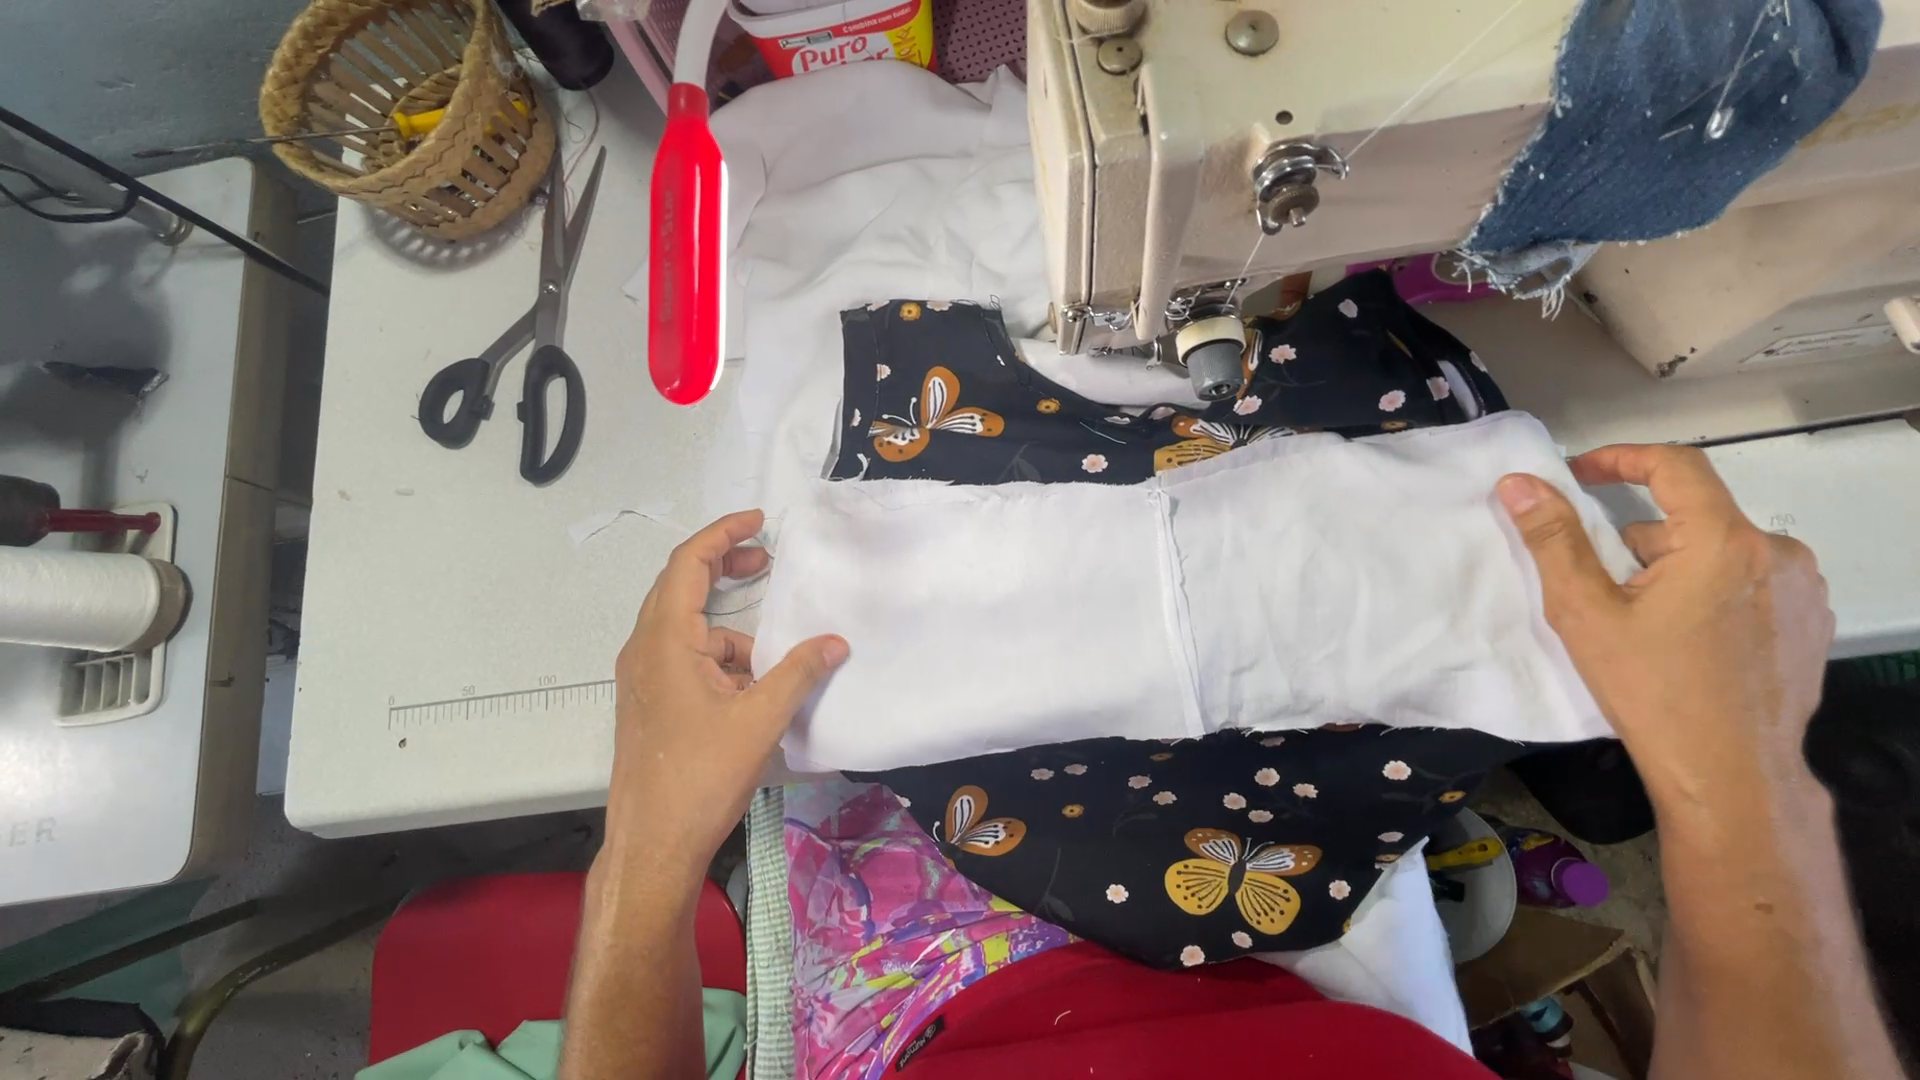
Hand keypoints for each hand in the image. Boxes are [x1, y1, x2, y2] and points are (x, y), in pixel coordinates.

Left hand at [607, 509, 847, 872]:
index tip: (759, 522)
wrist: (652, 845)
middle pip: (682, 588)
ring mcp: (645, 679)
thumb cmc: (700, 776)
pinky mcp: (652, 703)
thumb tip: (836, 641)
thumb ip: (799, 672)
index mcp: (665, 641)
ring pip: (691, 633)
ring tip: (773, 658)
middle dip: (726, 569)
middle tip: (766, 560)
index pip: (688, 564)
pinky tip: (753, 692)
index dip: (723, 534)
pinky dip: (723, 662)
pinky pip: (690, 662)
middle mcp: (646, 650)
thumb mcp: (760, 718)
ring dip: (731, 632)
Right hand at [1496, 445, 1832, 817]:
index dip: (1621, 458)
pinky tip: (1684, 639)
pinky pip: (1746, 582)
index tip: (1578, 474)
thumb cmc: (1649, 687)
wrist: (1729, 771)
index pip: (1676, 465)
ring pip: (1716, 552)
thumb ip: (1552, 539)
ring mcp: (1802, 589)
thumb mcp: (1583, 611)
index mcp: (1723, 543)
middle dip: (1635, 540)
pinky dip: (1706, 591)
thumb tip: (1520, 483)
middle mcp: (1777, 553)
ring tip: (1639, 622)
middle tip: (1597, 588)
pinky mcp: (1809, 622)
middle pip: (1690, 517)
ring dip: (1671, 567)